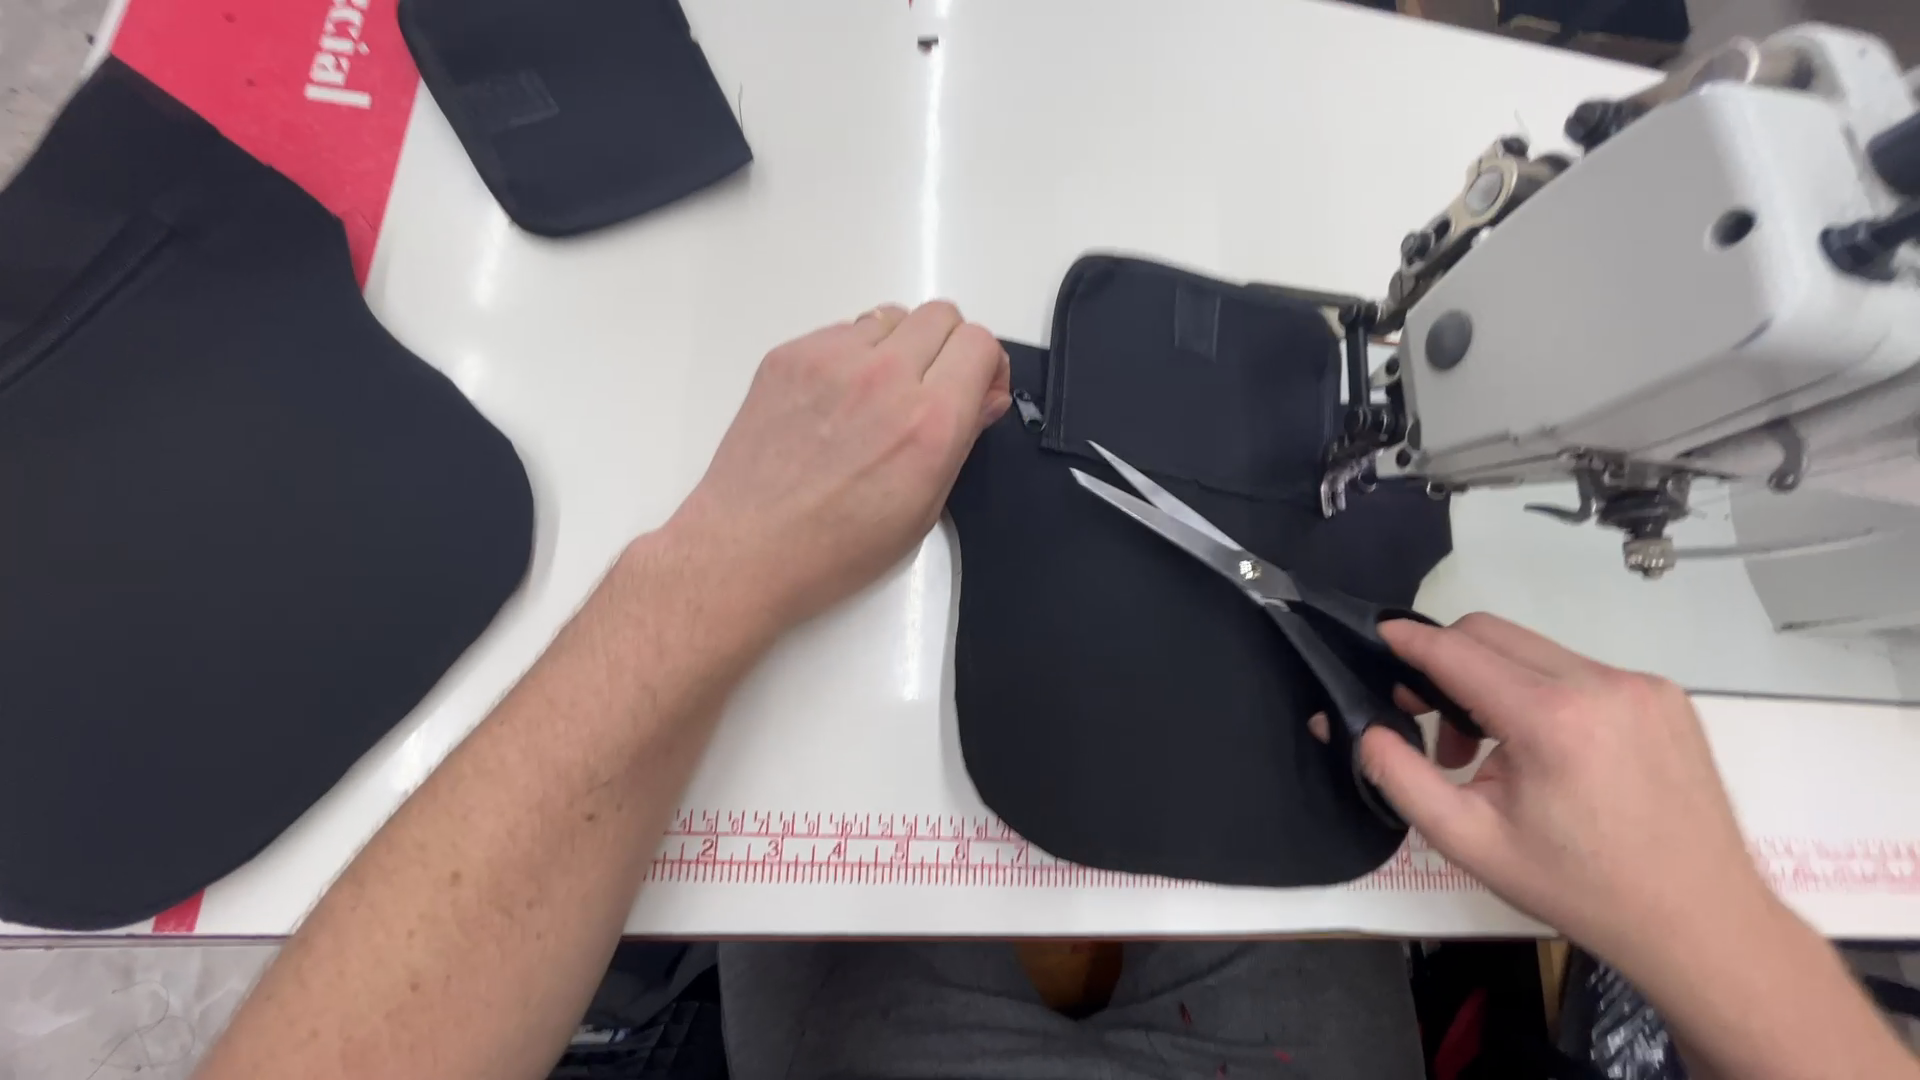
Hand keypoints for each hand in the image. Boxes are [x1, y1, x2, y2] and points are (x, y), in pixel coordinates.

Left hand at [661, 301, 1009, 633]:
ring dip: (900, 347)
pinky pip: (842, 332)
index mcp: (930, 422)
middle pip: (941, 316)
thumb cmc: (836, 548)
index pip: (980, 343)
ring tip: (879, 396)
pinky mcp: (790, 355)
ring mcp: (832, 359)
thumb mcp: (923, 510)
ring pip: (891, 317)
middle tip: (932, 389)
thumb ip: (961, 440)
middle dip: (948, 350)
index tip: (975, 390)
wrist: (747, 548)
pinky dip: (853, 356)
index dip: (985, 367)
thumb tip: (982, 398)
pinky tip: (837, 402)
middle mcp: (885, 377)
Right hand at [1359, 614, 1769, 976]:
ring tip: (1487, 748)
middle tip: (1424, 714)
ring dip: (1489, 679)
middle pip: (1490, 633)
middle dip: (1443, 660)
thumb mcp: (1467, 840)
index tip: (1376, 635)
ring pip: (1530, 649)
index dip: (1408, 640)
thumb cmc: (1577, 886)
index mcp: (1551, 718)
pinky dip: (1535, 689)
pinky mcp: (1665, 697)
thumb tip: (1364, 728)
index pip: (1456, 650)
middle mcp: (1601, 685)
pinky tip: (1540, 747)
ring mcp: (1642, 686)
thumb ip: (1400, 776)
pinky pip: (1572, 668)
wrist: (1705, 926)